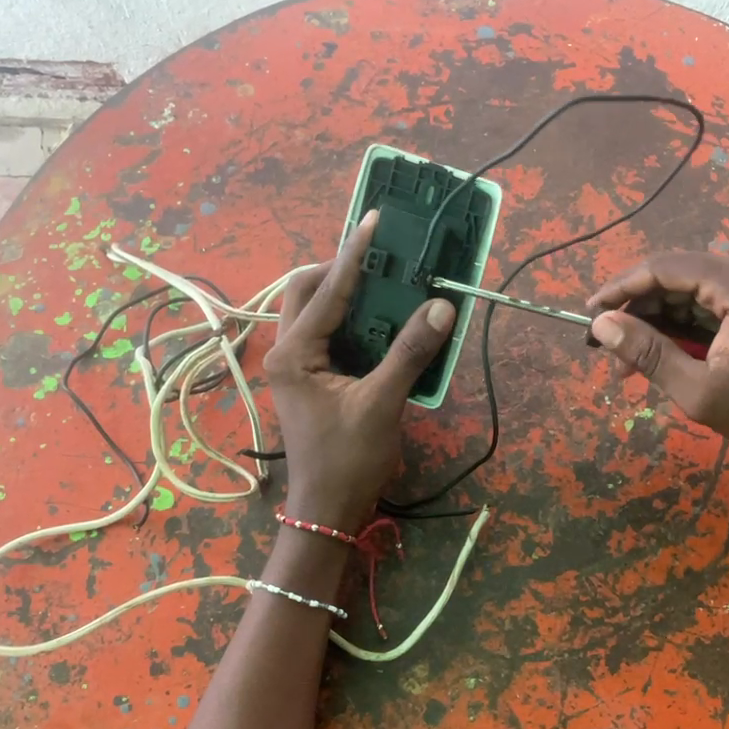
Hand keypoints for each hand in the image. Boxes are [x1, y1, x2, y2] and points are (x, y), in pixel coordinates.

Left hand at [266, 210, 455, 531]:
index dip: (354, 254)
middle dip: (339, 269)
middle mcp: (286, 352)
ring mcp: (296, 367)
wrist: (329, 509)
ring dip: (345, 293)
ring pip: (312, 311)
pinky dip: (352, 321)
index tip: (374, 220)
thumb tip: (441, 306)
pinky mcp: (310, 380)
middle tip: (378, 260)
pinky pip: (327, 335)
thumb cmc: (348, 460)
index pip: (326, 292)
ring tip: (384, 283)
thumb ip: (409, 354)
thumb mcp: (382, 405)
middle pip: (304, 291)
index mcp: (294, 354)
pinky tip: (381, 322)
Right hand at [587, 252, 728, 476]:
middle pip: (671, 278)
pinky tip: (650, 359)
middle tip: (599, 346)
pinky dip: (673, 331)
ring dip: (650, 325)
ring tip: (621, 364)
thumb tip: (600, 326)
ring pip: (682, 294)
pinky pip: (700, 308)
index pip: (663, 268)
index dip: (620, 289)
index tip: (588, 315)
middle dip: (633, 311)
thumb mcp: (698, 389)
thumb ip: (648, 354)